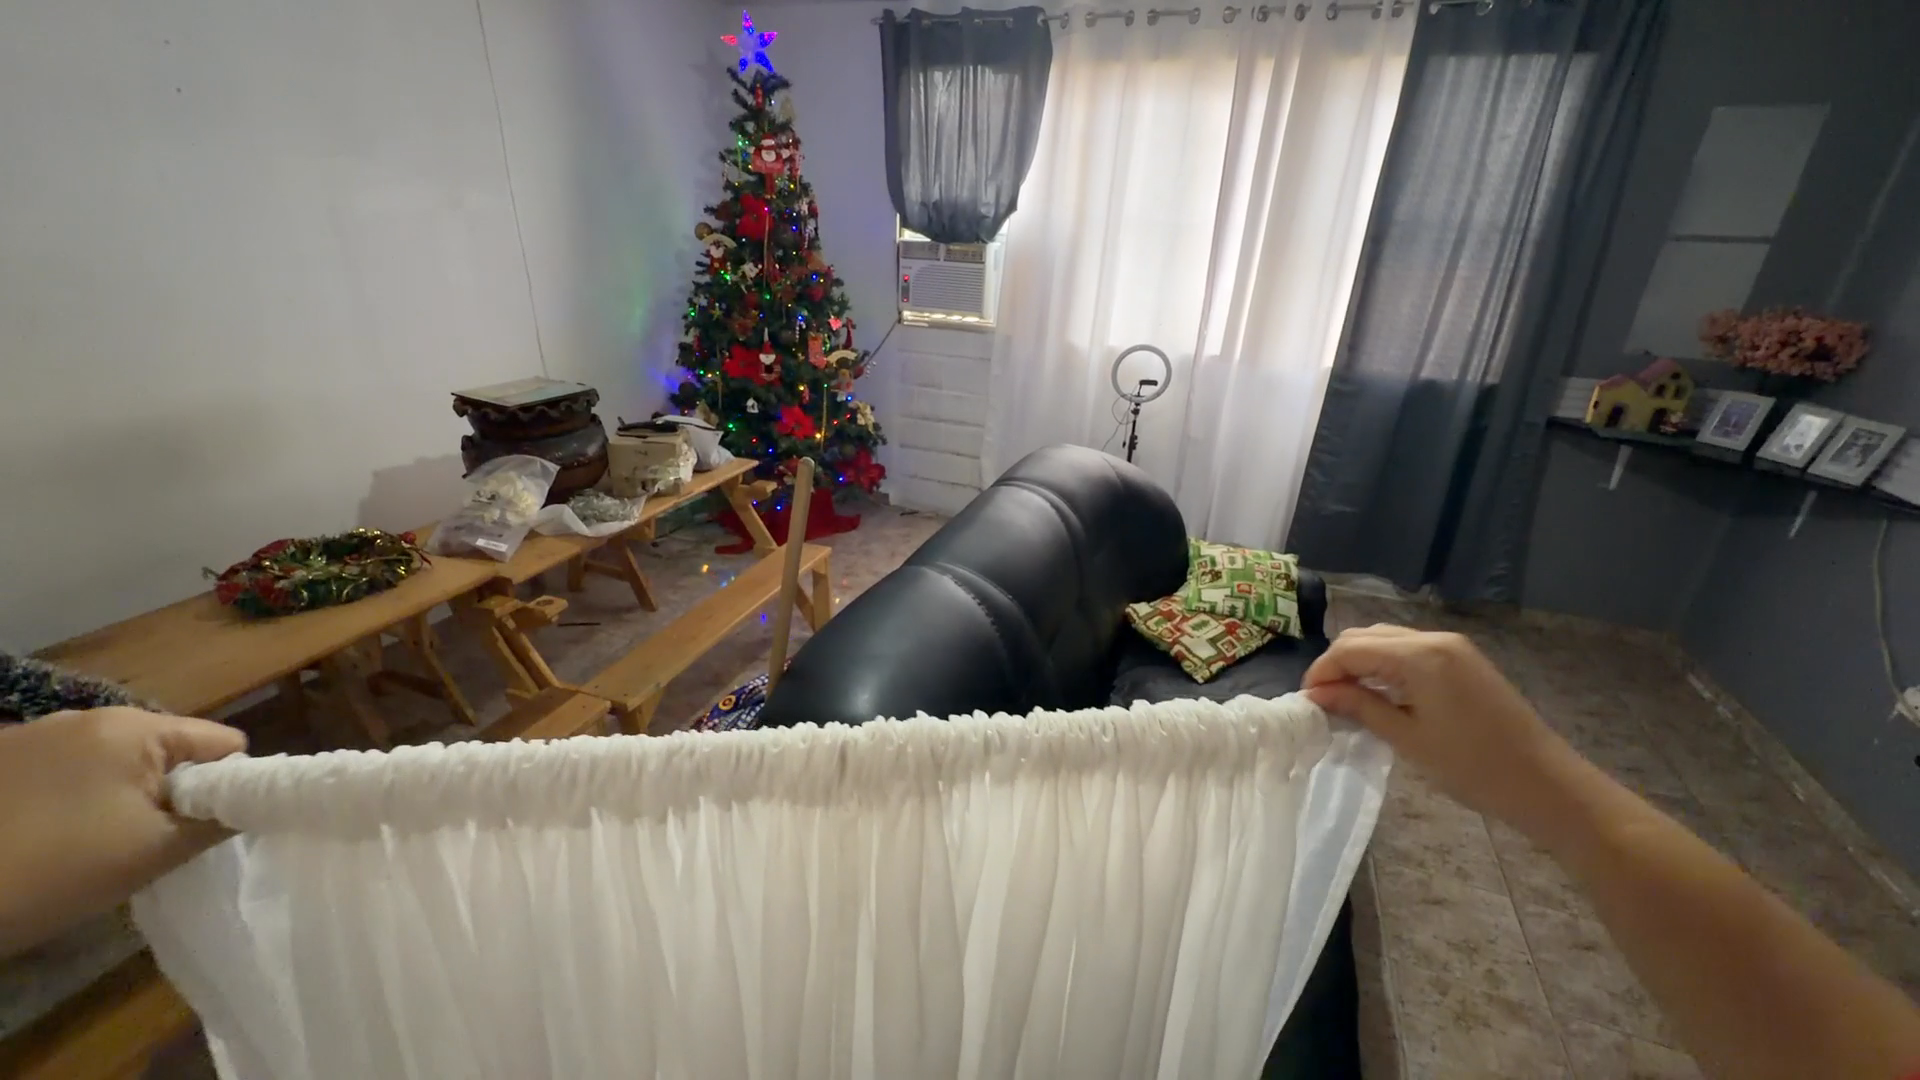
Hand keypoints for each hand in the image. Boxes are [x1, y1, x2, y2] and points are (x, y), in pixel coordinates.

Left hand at [0, 708, 244, 954]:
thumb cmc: (47, 871)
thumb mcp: (155, 851)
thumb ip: (224, 816)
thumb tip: (262, 799)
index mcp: (131, 726)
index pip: (224, 745)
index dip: (227, 787)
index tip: (196, 829)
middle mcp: (83, 715)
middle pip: (169, 751)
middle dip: (168, 793)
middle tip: (139, 844)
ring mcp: (26, 737)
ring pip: (115, 765)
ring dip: (118, 800)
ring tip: (85, 848)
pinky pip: (63, 775)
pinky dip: (68, 804)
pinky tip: (39, 843)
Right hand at [1303, 625, 1578, 827]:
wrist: (1547, 784)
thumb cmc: (1473, 766)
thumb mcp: (1407, 738)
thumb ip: (1358, 707)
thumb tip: (1316, 695)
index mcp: (1419, 656)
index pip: (1350, 649)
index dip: (1322, 671)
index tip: (1306, 700)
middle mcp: (1433, 639)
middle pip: (1366, 637)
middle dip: (1337, 664)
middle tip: (1323, 700)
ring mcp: (1452, 647)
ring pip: (1386, 640)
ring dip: (1360, 662)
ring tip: (1347, 698)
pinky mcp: (1463, 660)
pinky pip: (1410, 650)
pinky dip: (1385, 665)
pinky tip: (1379, 693)